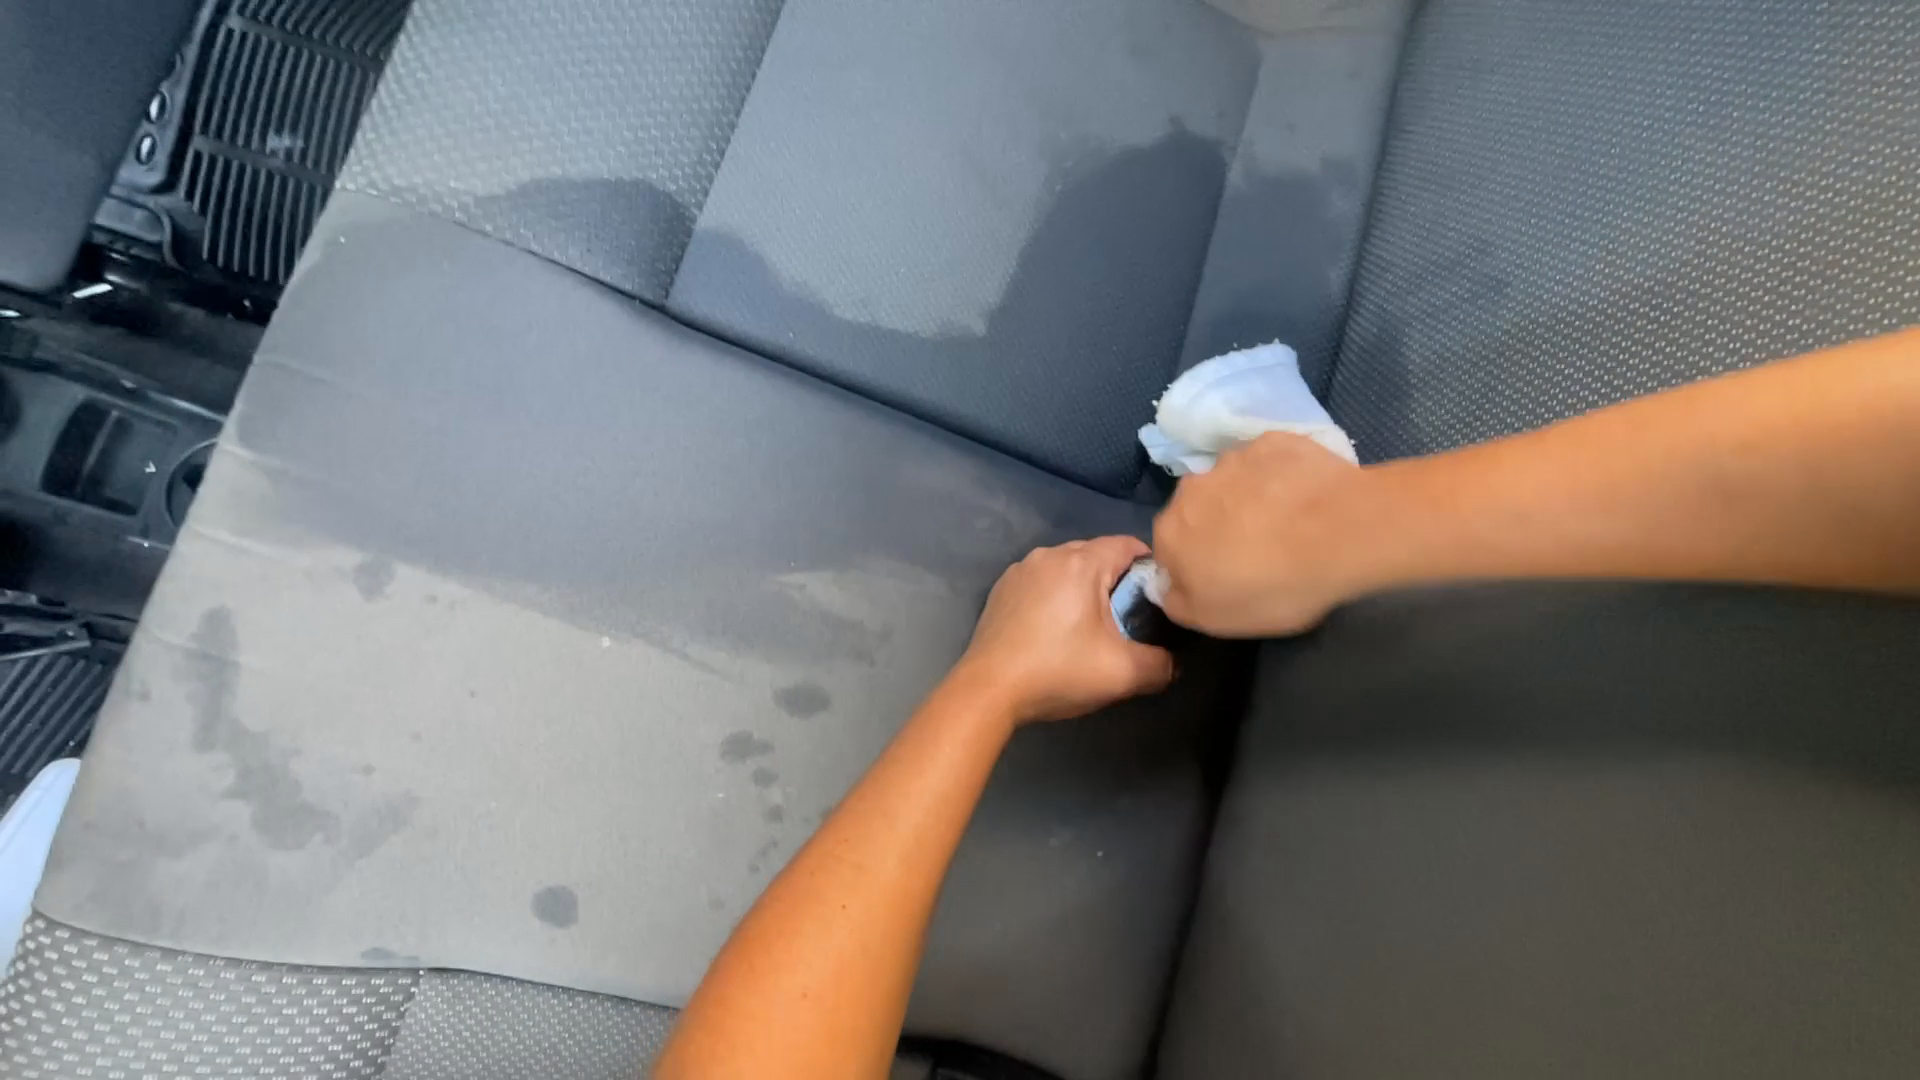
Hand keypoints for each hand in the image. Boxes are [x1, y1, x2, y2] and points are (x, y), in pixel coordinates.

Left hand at [952, 536, 1175, 723]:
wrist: (989, 690)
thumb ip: (1161, 663)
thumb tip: (1174, 661)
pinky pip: (1041, 582)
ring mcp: (1019, 570)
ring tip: (1091, 627)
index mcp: (1080, 563)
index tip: (1157, 599)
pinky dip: (1054, 597)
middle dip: (1116, 581)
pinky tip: (1054, 630)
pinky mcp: (1001, 589)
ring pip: (1066, 568)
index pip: (1128, 545)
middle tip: (1128, 619)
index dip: (1150, 568)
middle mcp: (1048, 555)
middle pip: (1096, 555)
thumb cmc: (1057, 672)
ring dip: (1083, 589)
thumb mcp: (1122, 673)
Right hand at [1153, 433, 1397, 636]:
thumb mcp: (1216, 620)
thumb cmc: (1271, 585)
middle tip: (1256, 552)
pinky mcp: (1272, 441)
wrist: (1339, 532)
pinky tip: (1304, 496)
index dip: (1194, 567)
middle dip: (1216, 528)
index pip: (1169, 552)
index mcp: (1169, 533)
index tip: (1223, 580)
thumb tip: (1170, 589)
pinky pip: (1268, 461)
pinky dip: (1279, 476)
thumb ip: (1180, 603)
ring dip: (1248, 500)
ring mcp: (1232, 460)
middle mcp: (1189, 490)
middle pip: (1197, 513)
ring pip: (1231, 484)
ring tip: (1287, 524)